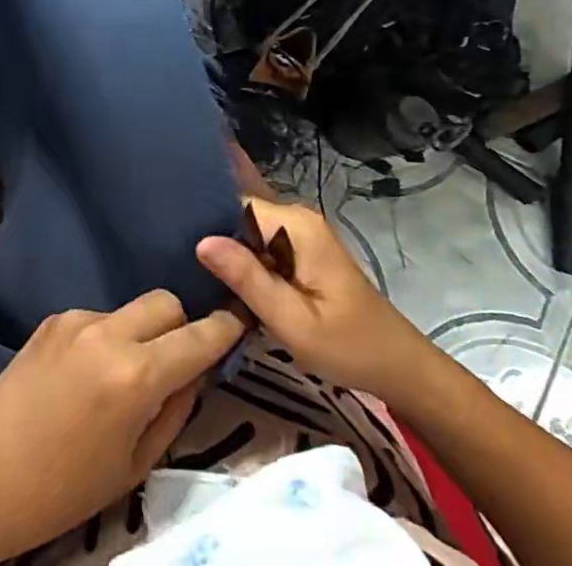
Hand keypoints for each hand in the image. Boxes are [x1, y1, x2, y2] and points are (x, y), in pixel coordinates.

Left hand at [0, 292, 245, 560]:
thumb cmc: (65, 486)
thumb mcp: (136, 463)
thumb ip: (176, 410)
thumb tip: (196, 371)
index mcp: (136, 375)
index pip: (198, 336)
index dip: (225, 327)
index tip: (239, 322)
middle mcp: (108, 334)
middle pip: (166, 301)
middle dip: (181, 324)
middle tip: (175, 360)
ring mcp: (77, 320)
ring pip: (132, 309)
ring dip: (141, 332)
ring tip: (122, 375)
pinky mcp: (53, 318)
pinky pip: (99, 318)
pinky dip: (108, 337)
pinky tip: (87, 374)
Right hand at [196, 197, 428, 397]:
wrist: (397, 366)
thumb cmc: (347, 347)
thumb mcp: (292, 321)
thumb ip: (248, 279)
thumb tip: (201, 241)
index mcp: (296, 226)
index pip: (235, 205)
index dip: (206, 223)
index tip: (174, 245)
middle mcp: (297, 218)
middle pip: (239, 213)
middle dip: (212, 234)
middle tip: (177, 260)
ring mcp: (300, 233)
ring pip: (247, 230)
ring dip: (226, 249)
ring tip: (189, 268)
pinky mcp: (301, 251)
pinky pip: (260, 244)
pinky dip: (242, 259)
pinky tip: (221, 278)